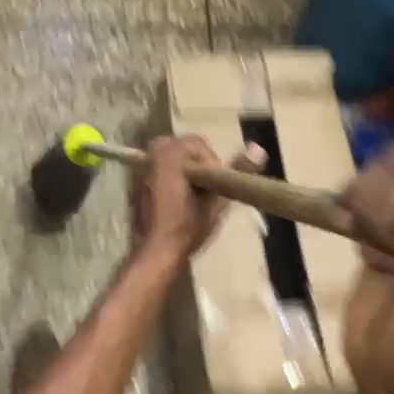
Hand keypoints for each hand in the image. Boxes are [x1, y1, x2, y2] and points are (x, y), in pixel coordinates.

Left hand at [132, 135, 265, 261]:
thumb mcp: (218, 199)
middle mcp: (150, 154)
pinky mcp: (135, 183)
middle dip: (197, 165)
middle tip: (206, 190)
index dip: (211, 163)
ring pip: (169, 159)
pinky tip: (176, 200)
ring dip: (184, 171)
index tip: (214, 185)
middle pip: (183, 148)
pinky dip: (169, 178)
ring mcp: (139, 168)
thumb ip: (238, 170)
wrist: (157, 251)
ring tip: (193, 196)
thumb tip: (258, 147)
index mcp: (169, 153)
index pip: (198, 143)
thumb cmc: (189, 226)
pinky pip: (157, 170)